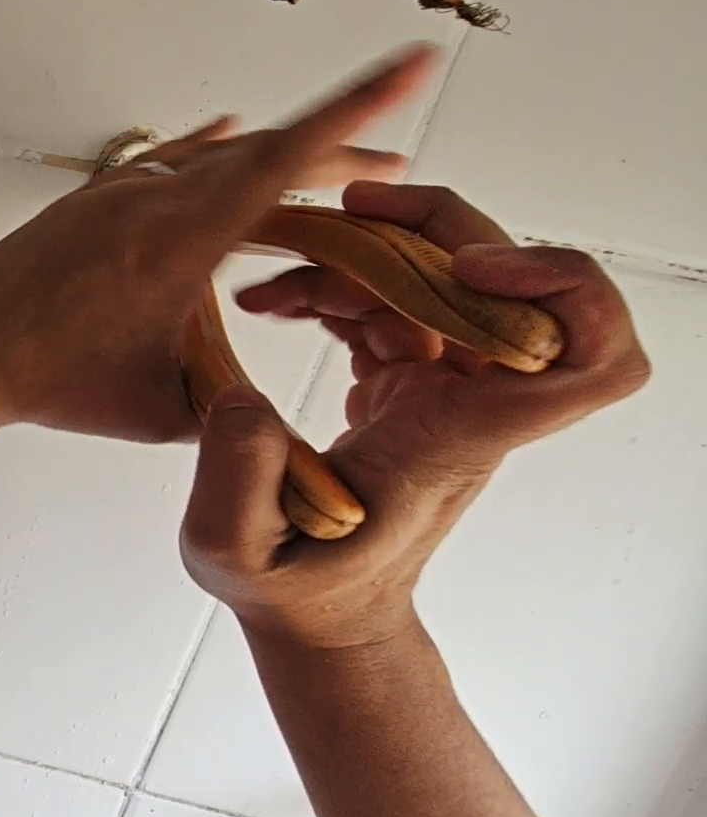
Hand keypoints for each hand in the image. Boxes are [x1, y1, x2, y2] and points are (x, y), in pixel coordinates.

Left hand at [0, 45, 432, 441]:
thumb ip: (226, 398)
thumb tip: (263, 405)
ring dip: (261, 159)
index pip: (281, 162)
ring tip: (310, 167)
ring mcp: (104, 200)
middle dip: (327, 153)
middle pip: (253, 156)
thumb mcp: (159, 409)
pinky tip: (215, 141)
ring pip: (201, 159)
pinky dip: (194, 155)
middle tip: (379, 159)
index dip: (354, 111)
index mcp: (176, 244)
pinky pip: (149, 165)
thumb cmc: (50, 383)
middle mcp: (141, 206)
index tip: (408, 65)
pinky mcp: (77, 207)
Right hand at [181, 182, 651, 648]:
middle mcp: (462, 409)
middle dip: (435, 230)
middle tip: (346, 208)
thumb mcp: (231, 548)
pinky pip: (393, 310)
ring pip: (435, 289)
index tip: (475, 266)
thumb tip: (245, 391)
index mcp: (447, 444)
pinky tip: (278, 304)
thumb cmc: (288, 587)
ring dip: (355, 263)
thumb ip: (236, 475)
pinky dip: (336, 290)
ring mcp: (437, 396)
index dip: (564, 293)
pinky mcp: (404, 392)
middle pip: (504, 290)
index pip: (584, 362)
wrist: (317, 608)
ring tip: (266, 288)